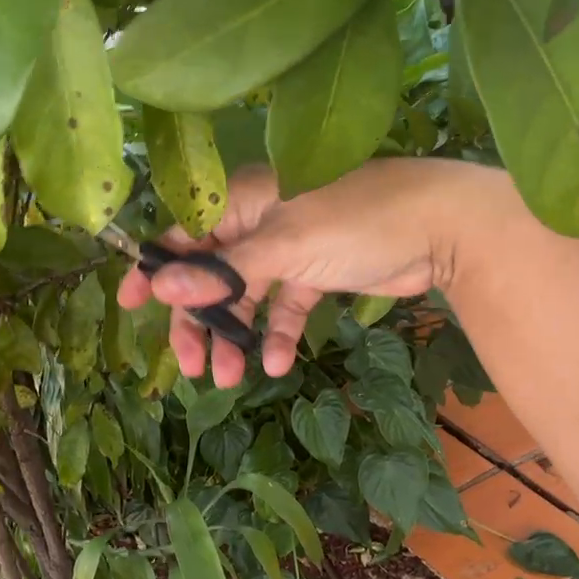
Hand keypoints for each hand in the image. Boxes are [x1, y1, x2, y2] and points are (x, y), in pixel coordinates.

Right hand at [117, 158, 514, 386]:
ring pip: (244, 297)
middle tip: (191, 367)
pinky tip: (275, 363)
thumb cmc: (358, 220)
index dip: (155, 271)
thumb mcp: (284, 245)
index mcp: (241, 200)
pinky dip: (276, 334)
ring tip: (230, 378)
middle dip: (199, 322)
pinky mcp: (314, 272)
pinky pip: (283, 307)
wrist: (449, 228)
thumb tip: (160, 291)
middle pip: (210, 276)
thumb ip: (223, 272)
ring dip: (235, 337)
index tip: (129, 305)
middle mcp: (257, 221)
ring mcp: (287, 248)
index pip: (182, 235)